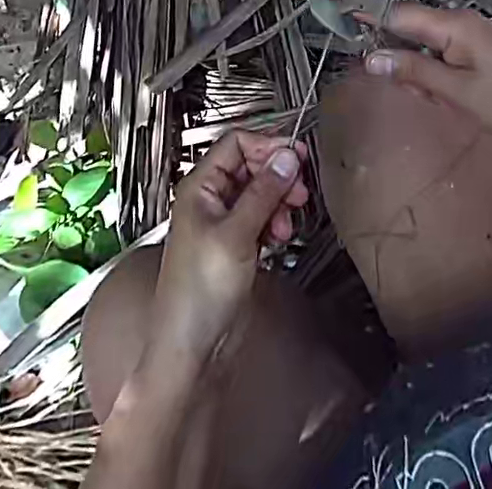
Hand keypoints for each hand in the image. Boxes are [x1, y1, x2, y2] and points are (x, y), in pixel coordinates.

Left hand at [147, 131, 307, 371]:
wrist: (192, 346)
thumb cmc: (197, 294)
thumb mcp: (236, 234)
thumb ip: (263, 193)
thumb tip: (285, 158)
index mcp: (199, 188)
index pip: (235, 144)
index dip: (266, 146)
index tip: (294, 156)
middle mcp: (209, 201)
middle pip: (250, 166)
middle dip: (277, 174)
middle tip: (298, 187)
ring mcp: (223, 223)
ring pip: (258, 192)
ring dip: (278, 200)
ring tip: (289, 217)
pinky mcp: (236, 245)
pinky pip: (261, 217)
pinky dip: (274, 221)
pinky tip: (280, 235)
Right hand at [359, 3, 491, 148]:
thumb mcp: (456, 92)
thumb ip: (412, 72)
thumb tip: (371, 58)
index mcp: (452, 25)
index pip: (398, 15)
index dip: (371, 26)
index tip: (347, 39)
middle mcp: (458, 21)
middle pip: (408, 27)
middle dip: (396, 54)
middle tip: (398, 86)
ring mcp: (469, 33)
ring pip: (423, 42)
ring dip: (415, 66)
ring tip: (427, 96)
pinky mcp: (476, 47)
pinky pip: (440, 51)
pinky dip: (432, 70)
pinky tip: (441, 94)